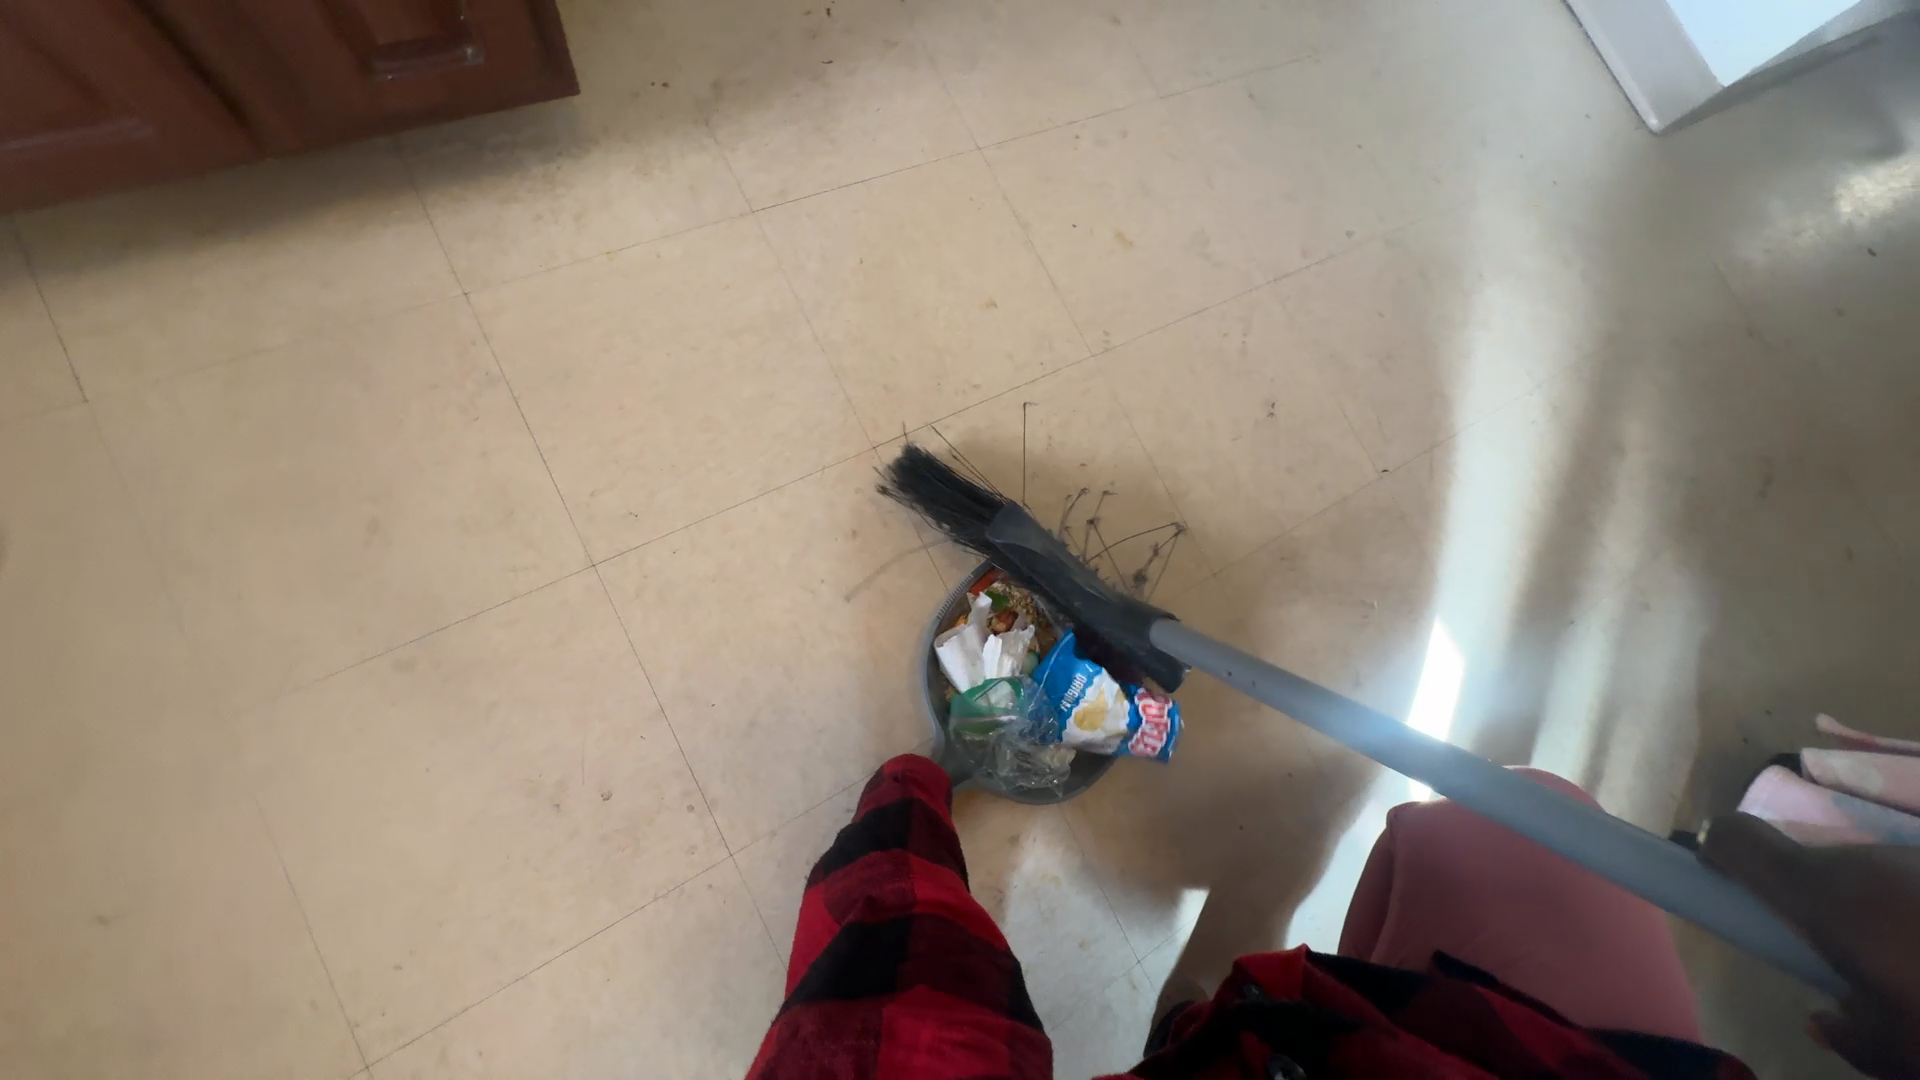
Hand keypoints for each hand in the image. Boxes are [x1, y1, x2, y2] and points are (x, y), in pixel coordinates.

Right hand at [1700, 813, 1919, 1077]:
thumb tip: (1828, 1020)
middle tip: (1871, 963)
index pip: (1734, 839)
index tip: (1729, 883)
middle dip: (1831, 904)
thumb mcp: (1908, 1056)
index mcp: (1824, 895)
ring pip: (1889, 876)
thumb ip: (1852, 1036)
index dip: (1720, 855)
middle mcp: (1870, 862)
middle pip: (1819, 864)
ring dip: (1899, 912)